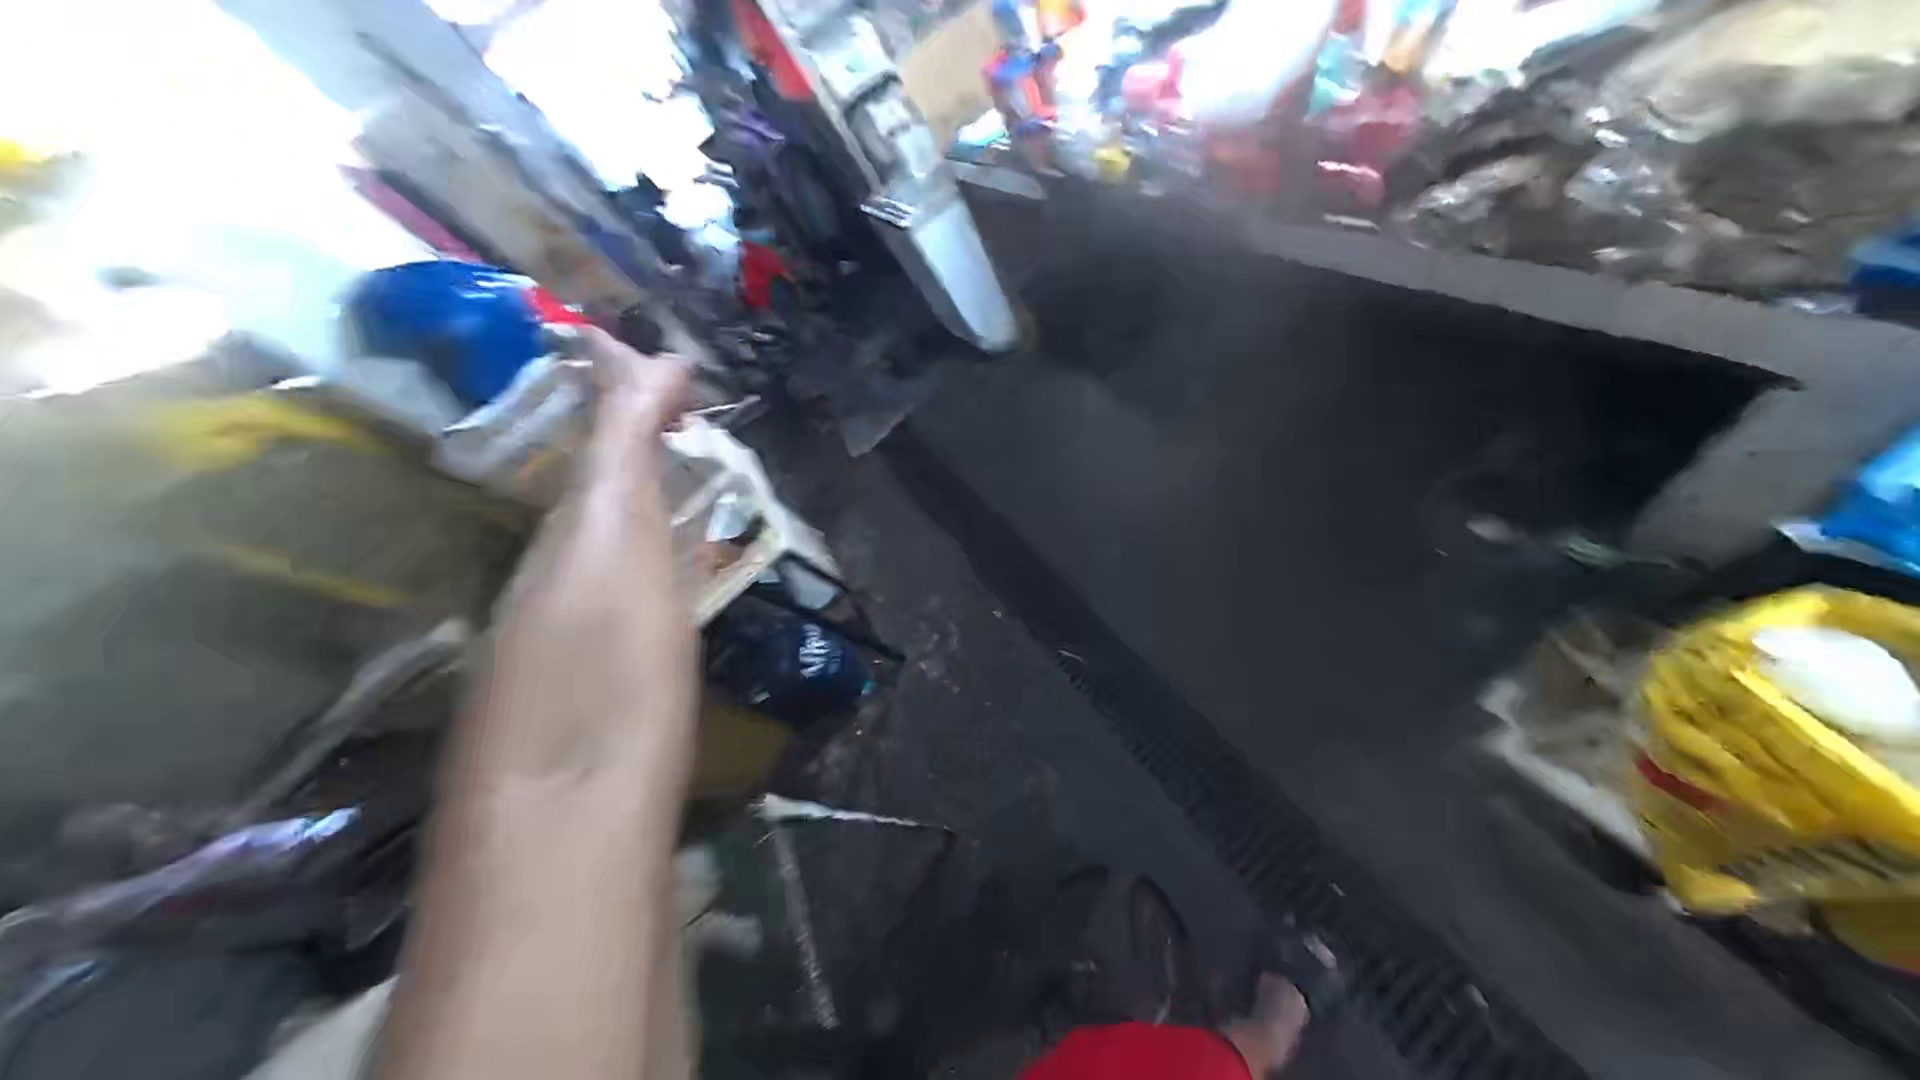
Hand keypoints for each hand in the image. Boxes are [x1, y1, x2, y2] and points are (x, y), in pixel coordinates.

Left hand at [580, 326, 691, 432]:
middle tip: (662, 373)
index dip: (605, 328)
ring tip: (678, 405)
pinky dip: (654, 419)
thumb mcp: (678, 368)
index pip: (595, 331)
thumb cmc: (648, 389)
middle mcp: (597, 372)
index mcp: (607, 351)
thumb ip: (683, 363)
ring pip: (629, 393)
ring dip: (650, 398)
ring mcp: (602, 400)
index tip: (614, 328)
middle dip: (638, 370)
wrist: (633, 433)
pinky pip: (637, 416)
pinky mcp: (613, 424)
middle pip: (616, 365)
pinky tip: (674, 425)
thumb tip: (690, 362)